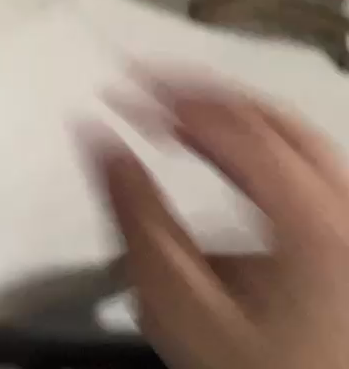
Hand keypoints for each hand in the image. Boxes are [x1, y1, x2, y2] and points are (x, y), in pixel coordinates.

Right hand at [87, 77, 348, 368]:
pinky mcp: (346, 246)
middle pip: (281, 126)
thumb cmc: (258, 364)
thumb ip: (135, 210)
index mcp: (313, 225)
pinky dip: (253, 146)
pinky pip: (310, 172)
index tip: (120, 86)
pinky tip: (212, 151)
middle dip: (205, 93)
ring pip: (300, 145)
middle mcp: (348, 220)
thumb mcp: (175, 294)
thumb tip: (97, 138)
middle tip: (144, 80)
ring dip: (228, 117)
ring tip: (167, 110)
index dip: (171, 95)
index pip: (237, 127)